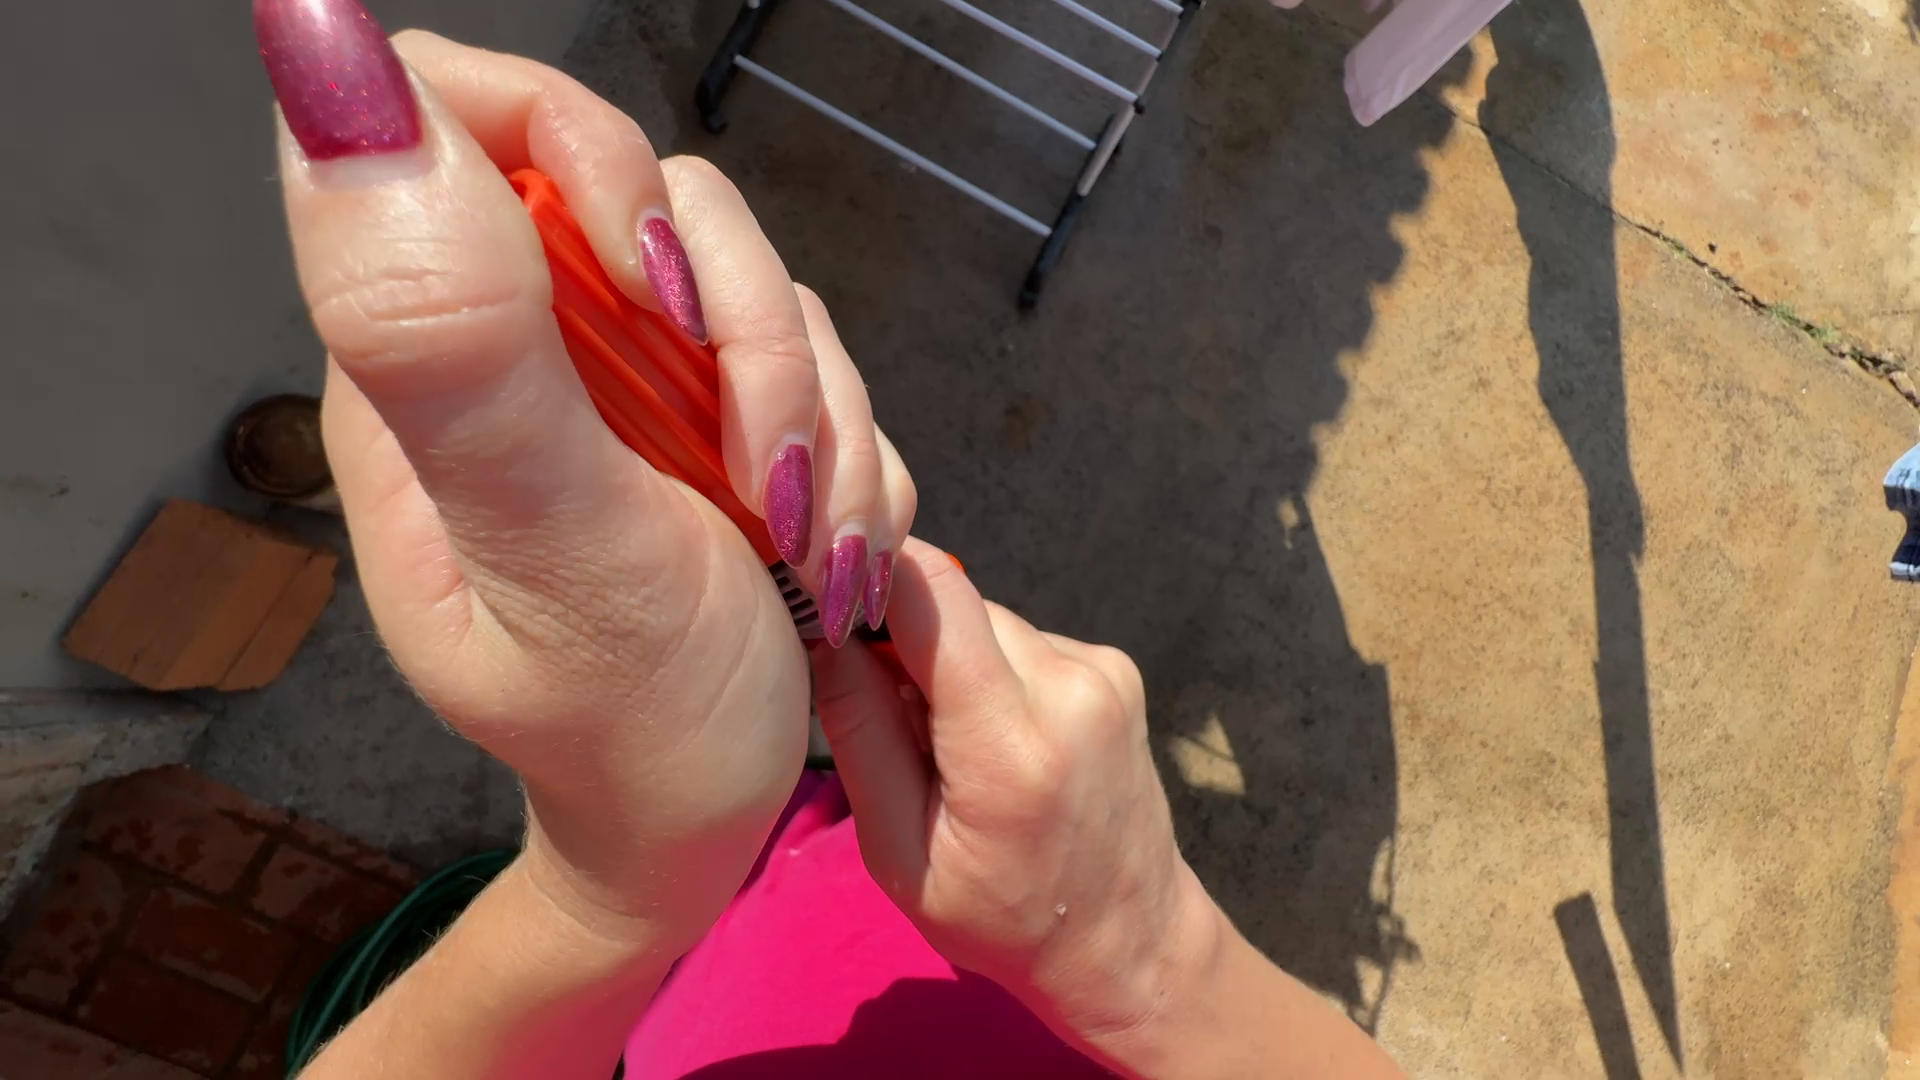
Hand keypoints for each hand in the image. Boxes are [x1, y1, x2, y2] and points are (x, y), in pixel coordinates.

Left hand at [259, 4, 912, 942]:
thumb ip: (461, 352)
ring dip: (829, 433)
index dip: (581, 150)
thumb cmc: (628, 722)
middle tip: (769, 490)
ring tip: (813, 555)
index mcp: (446, 364)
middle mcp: (552, 353)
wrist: (712, 805)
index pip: (463, 121)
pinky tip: (836, 554)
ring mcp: (661, 389)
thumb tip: (326, 62)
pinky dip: (858, 466)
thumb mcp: (555, 559)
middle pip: (678, 212)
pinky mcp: (744, 427)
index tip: (664, 295)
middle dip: (760, 351)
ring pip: (780, 305)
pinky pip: (836, 381)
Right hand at [808, 541, 1204, 1044]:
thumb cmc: (1001, 915)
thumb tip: (826, 630)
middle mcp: (1070, 684)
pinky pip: (1027, 638)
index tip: (837, 594)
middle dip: (910, 639)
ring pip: (990, 619)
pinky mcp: (1116, 666)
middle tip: (900, 713)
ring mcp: (1104, 669)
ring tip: (959, 736)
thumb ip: (860, 731)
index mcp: (1009, 742)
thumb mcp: (898, 851)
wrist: (1129, 939)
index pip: (933, 595)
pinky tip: (1007, 729)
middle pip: (958, 605)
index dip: (876, 571)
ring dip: (955, 657)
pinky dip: (997, 668)